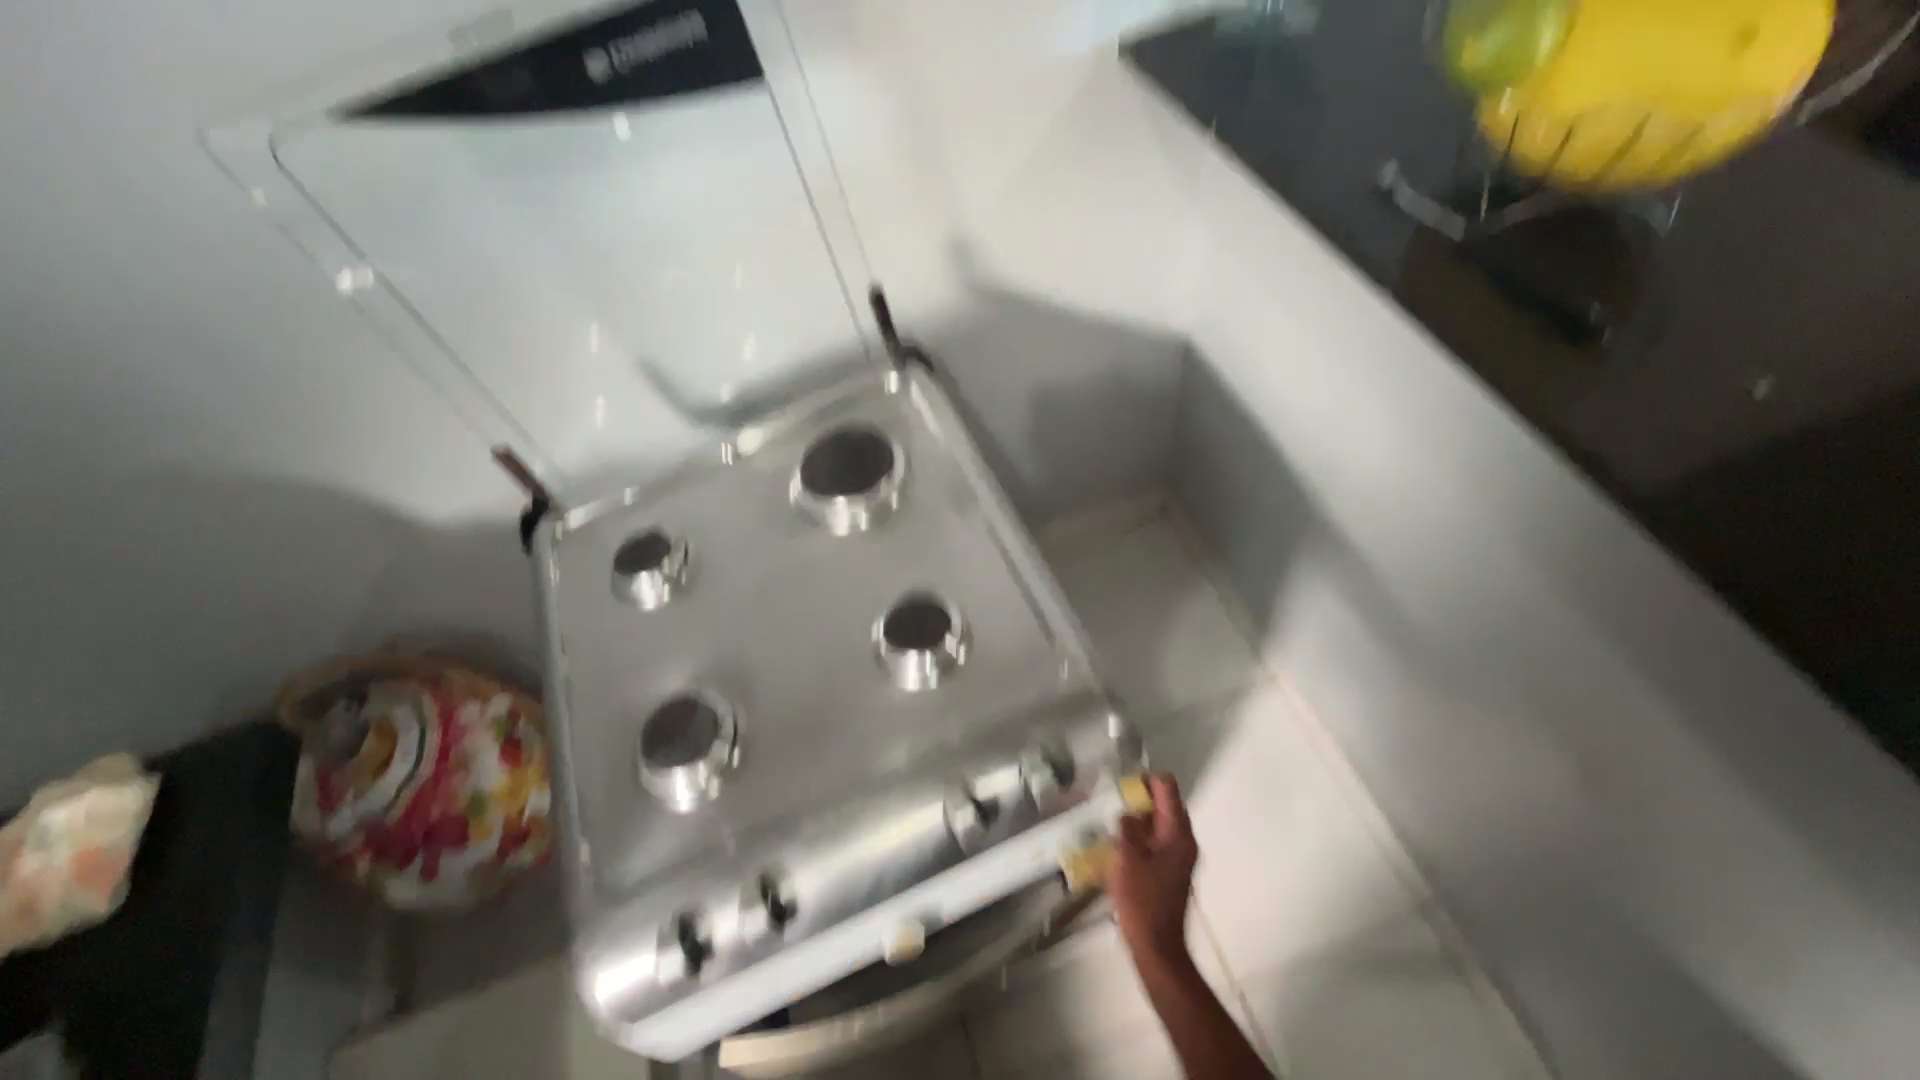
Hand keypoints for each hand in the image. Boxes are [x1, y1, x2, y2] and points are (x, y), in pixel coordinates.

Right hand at [1107, 772, 1198, 966]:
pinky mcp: (1169, 872)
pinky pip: (1155, 844)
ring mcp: (1179, 858)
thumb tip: (1127, 813)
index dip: (1146, 779)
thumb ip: (1127, 830)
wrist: (1157, 946)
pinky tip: (1117, 849)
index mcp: (1178, 834)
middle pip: (1164, 806)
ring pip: (1158, 826)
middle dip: (1139, 800)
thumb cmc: (1142, 902)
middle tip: (1111, 803)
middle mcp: (1184, 841)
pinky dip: (1139, 839)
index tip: (1122, 784)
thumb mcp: (1128, 860)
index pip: (1168, 788)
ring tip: (1110, 824)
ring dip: (1137, 821)